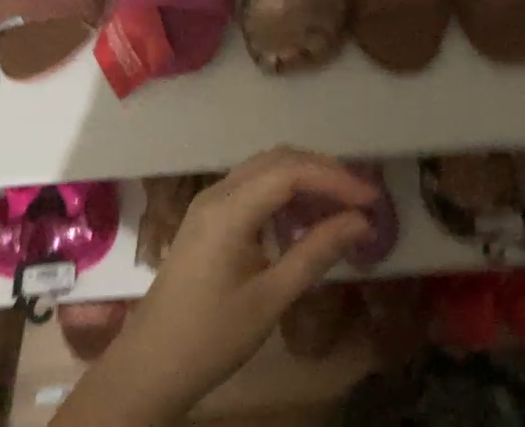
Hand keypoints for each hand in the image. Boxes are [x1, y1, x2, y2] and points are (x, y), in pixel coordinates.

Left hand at [54, 148, 376, 424]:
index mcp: (229, 210)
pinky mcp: (208, 217)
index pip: (291, 172)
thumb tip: (362, 222)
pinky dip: (285, 190)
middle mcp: (217, 194)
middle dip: (324, 171)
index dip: (336, 179)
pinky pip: (253, 186)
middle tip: (363, 198)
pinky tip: (305, 217)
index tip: (373, 199)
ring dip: (306, 177)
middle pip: (279, 160)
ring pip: (265, 168)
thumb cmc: (212, 336)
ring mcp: (209, 203)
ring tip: (342, 204)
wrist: (150, 365)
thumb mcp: (271, 298)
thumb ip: (316, 253)